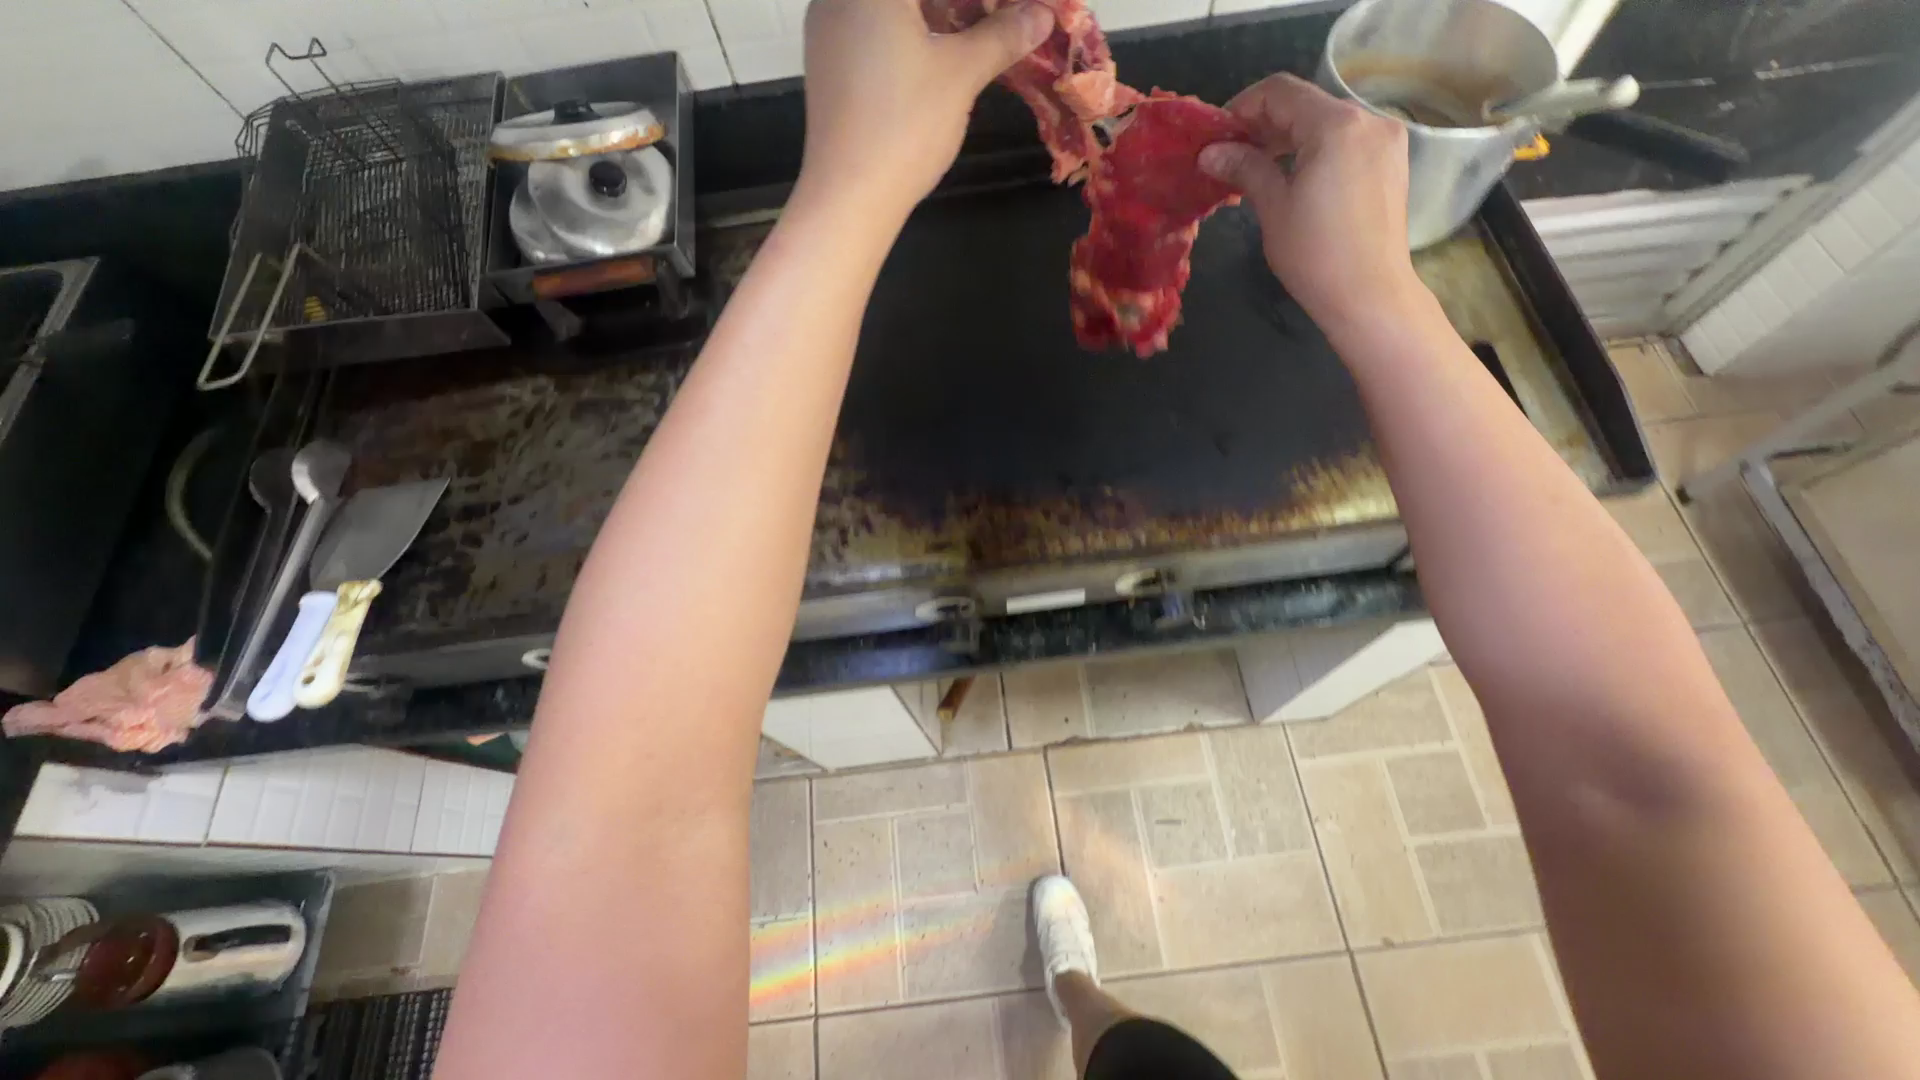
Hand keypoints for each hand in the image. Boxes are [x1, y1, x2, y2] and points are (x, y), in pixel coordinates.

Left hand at [798, 0, 1053, 214]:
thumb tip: (1041, 15)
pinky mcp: (827, 66)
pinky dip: (906, 35)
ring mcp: (827, 32)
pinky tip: (934, 58)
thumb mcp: (961, 75)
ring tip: (972, 35)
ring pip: (888, 8)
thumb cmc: (905, 125)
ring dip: (933, 15)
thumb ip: (1002, 36)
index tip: (1003, 11)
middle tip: (995, 18)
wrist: (849, 196)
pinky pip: (871, 31)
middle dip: (959, 4)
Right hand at [1198, 74, 1420, 327]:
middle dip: (1264, 124)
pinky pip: (1344, 139)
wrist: (1370, 295)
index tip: (1217, 137)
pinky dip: (1314, 149)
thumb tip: (1210, 152)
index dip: (1242, 107)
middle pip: (1305, 103)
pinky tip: (1293, 177)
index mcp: (1337, 125)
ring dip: (1287, 137)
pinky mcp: (1391, 161)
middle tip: (1231, 156)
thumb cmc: (1315, 255)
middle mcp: (1368, 119)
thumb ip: (1245, 168)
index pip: (1280, 91)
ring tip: (1258, 170)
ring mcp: (1385, 139)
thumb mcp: (1273, 207)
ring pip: (1325, 121)